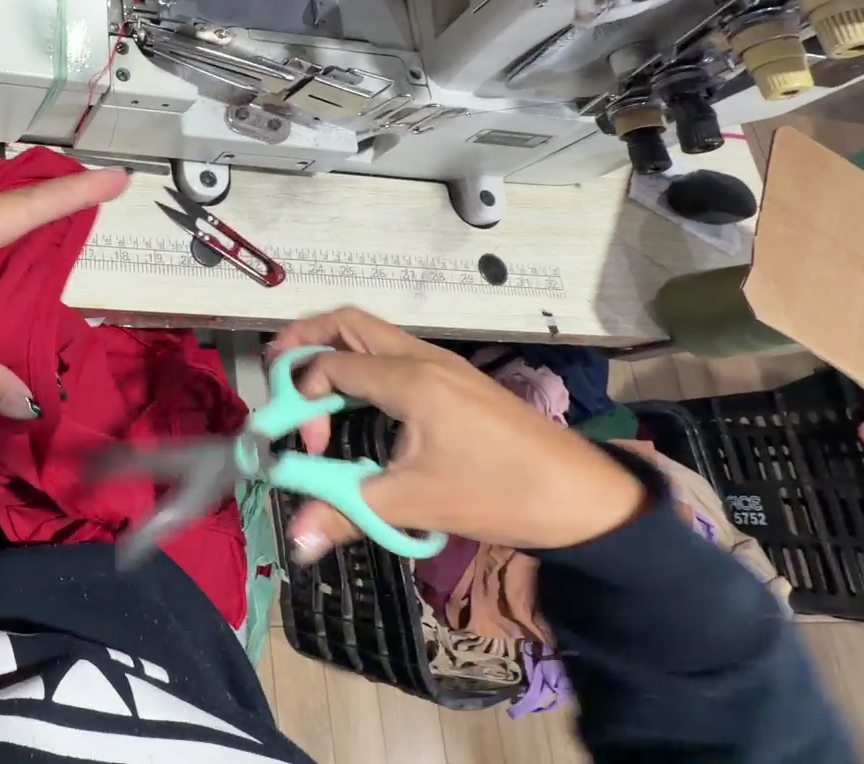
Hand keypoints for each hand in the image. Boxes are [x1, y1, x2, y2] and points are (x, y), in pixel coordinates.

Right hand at [270, 308, 647, 561]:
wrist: (587, 499)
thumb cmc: (500, 494)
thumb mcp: (416, 502)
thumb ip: (345, 511)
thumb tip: (294, 541)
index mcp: (409, 380)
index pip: (330, 365)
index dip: (301, 399)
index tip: (305, 445)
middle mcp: (421, 358)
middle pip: (345, 322)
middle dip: (302, 339)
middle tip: (275, 371)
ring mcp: (440, 363)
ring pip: (369, 332)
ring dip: (331, 348)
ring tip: (307, 383)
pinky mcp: (453, 377)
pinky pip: (390, 350)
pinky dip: (358, 362)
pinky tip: (355, 399)